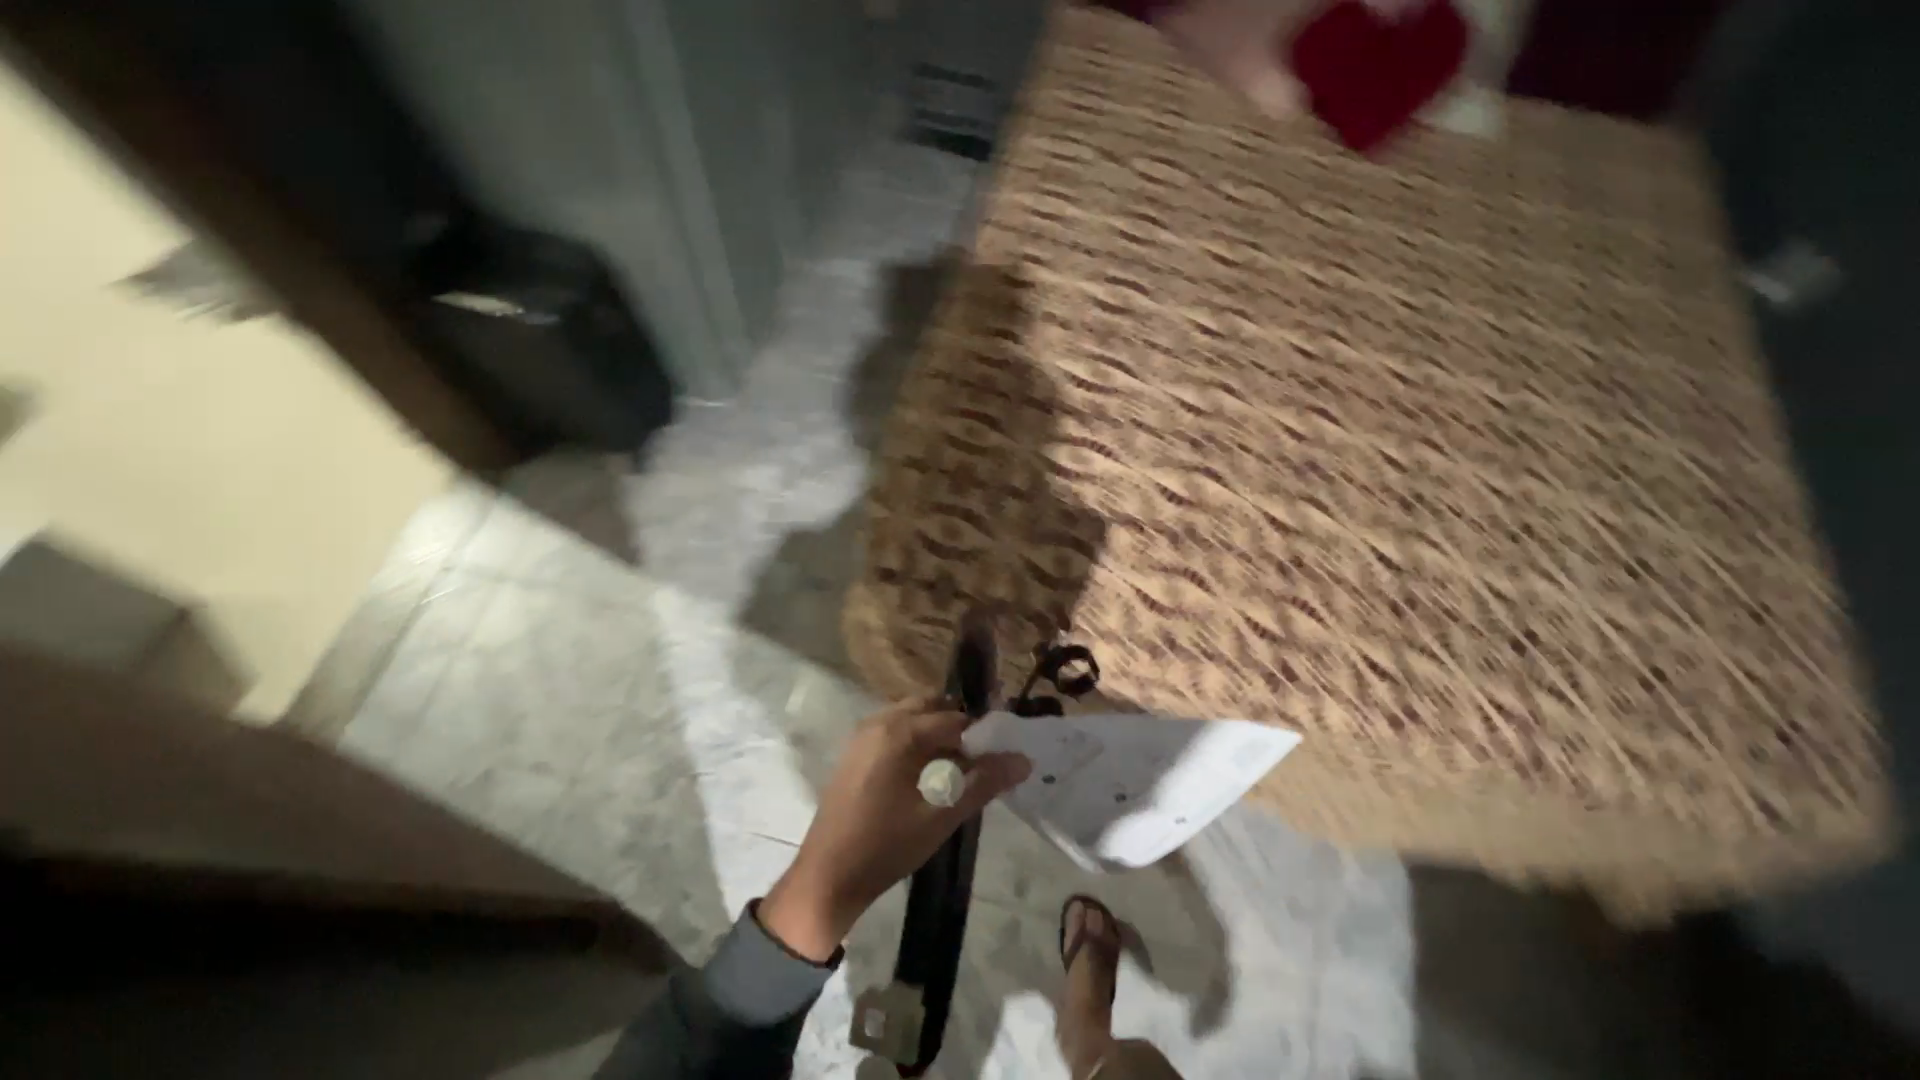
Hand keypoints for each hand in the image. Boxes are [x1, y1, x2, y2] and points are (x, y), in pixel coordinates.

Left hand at [758, 696, 1032, 961]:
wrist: (828, 875)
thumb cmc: (887, 845)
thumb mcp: (941, 816)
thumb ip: (983, 783)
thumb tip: (1023, 760)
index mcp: (899, 731)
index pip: (955, 718)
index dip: (983, 736)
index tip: (1002, 756)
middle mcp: (878, 722)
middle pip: (931, 708)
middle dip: (959, 728)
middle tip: (981, 760)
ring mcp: (862, 736)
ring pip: (911, 719)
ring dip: (938, 735)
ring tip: (958, 771)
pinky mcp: (855, 754)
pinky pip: (894, 733)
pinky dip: (916, 743)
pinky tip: (928, 777)